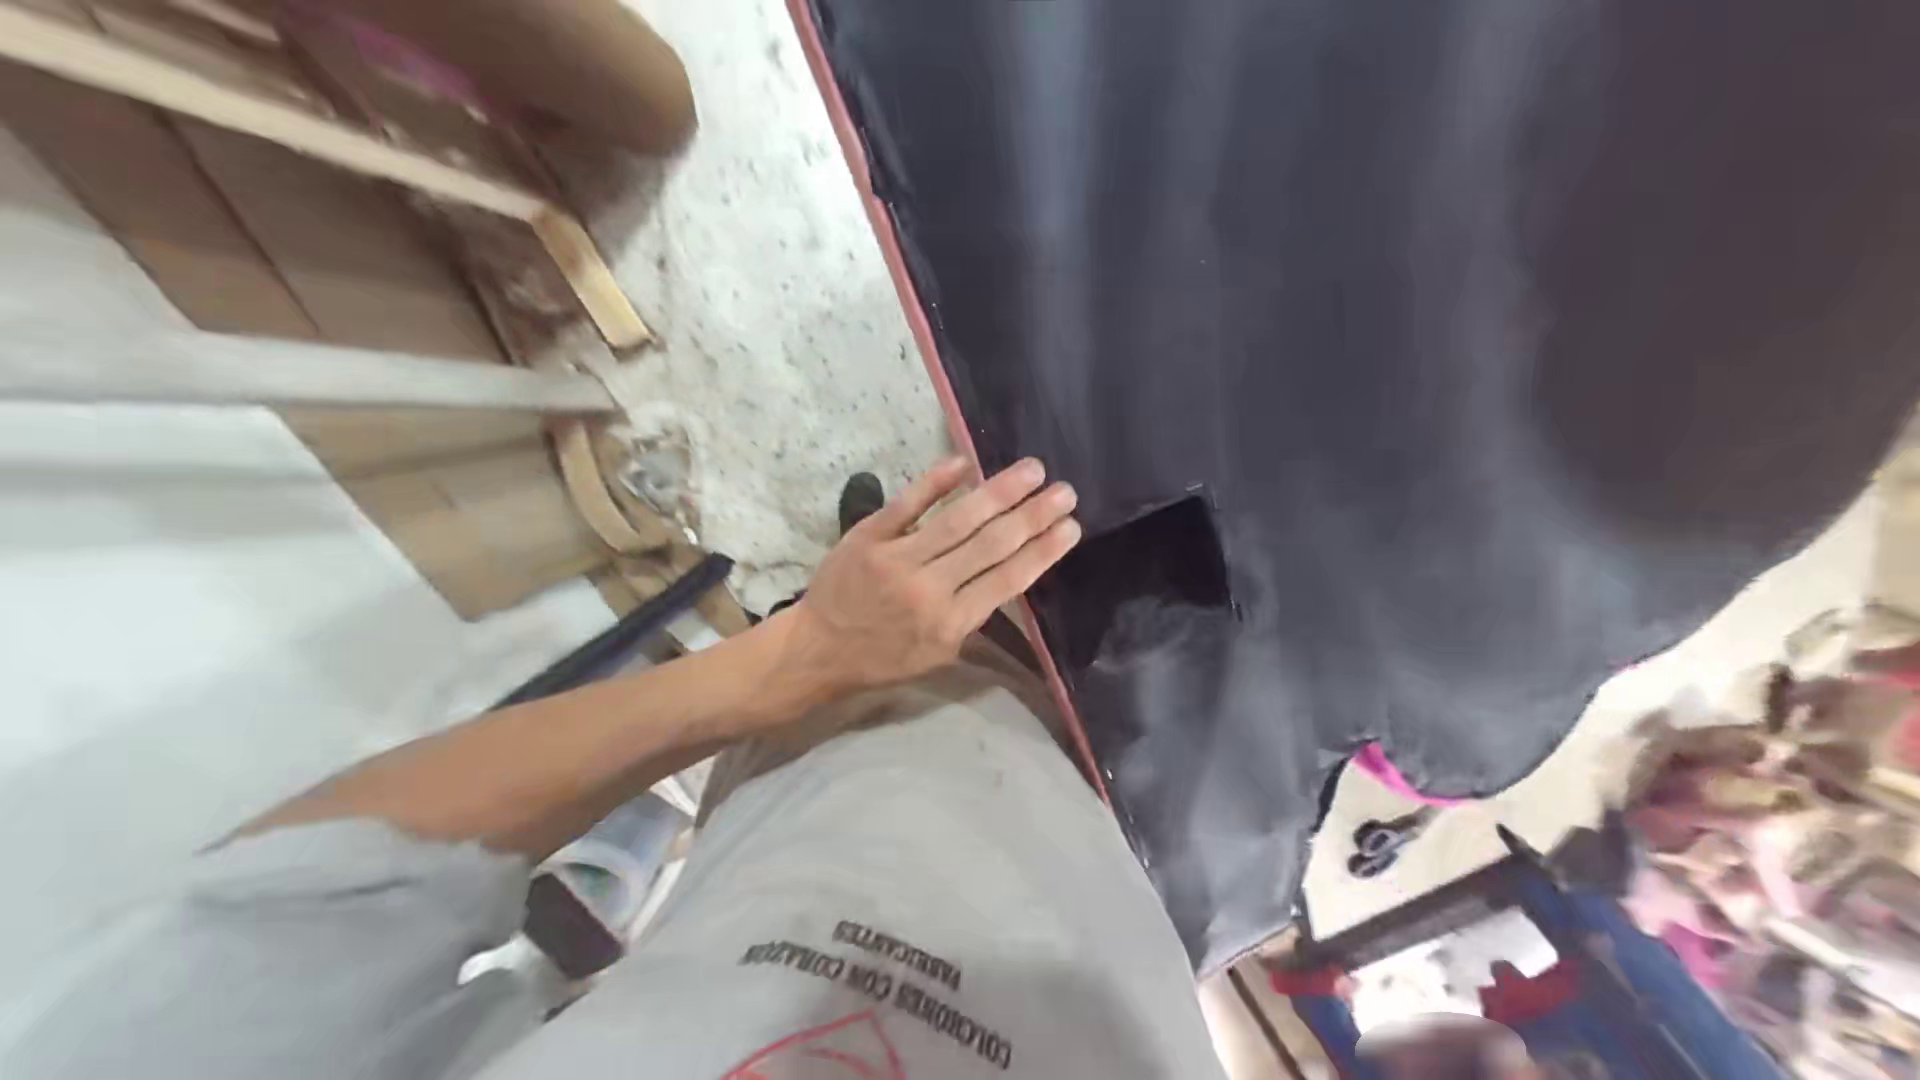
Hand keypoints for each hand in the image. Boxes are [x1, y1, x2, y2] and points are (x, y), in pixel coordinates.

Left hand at [782, 456, 1080, 694]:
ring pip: (958, 520)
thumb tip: (1007, 576)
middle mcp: (929, 589)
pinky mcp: (868, 537)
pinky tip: (963, 462)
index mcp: (951, 623)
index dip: (1043, 549)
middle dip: (1033, 515)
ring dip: (999, 492)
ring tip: (1032, 470)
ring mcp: (898, 559)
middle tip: (1065, 490)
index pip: (1008, 579)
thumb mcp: (939, 655)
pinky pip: (906, 505)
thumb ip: (973, 618)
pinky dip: (934, 482)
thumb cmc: (883, 658)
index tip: (1071, 526)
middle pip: (992, 544)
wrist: (818, 650)